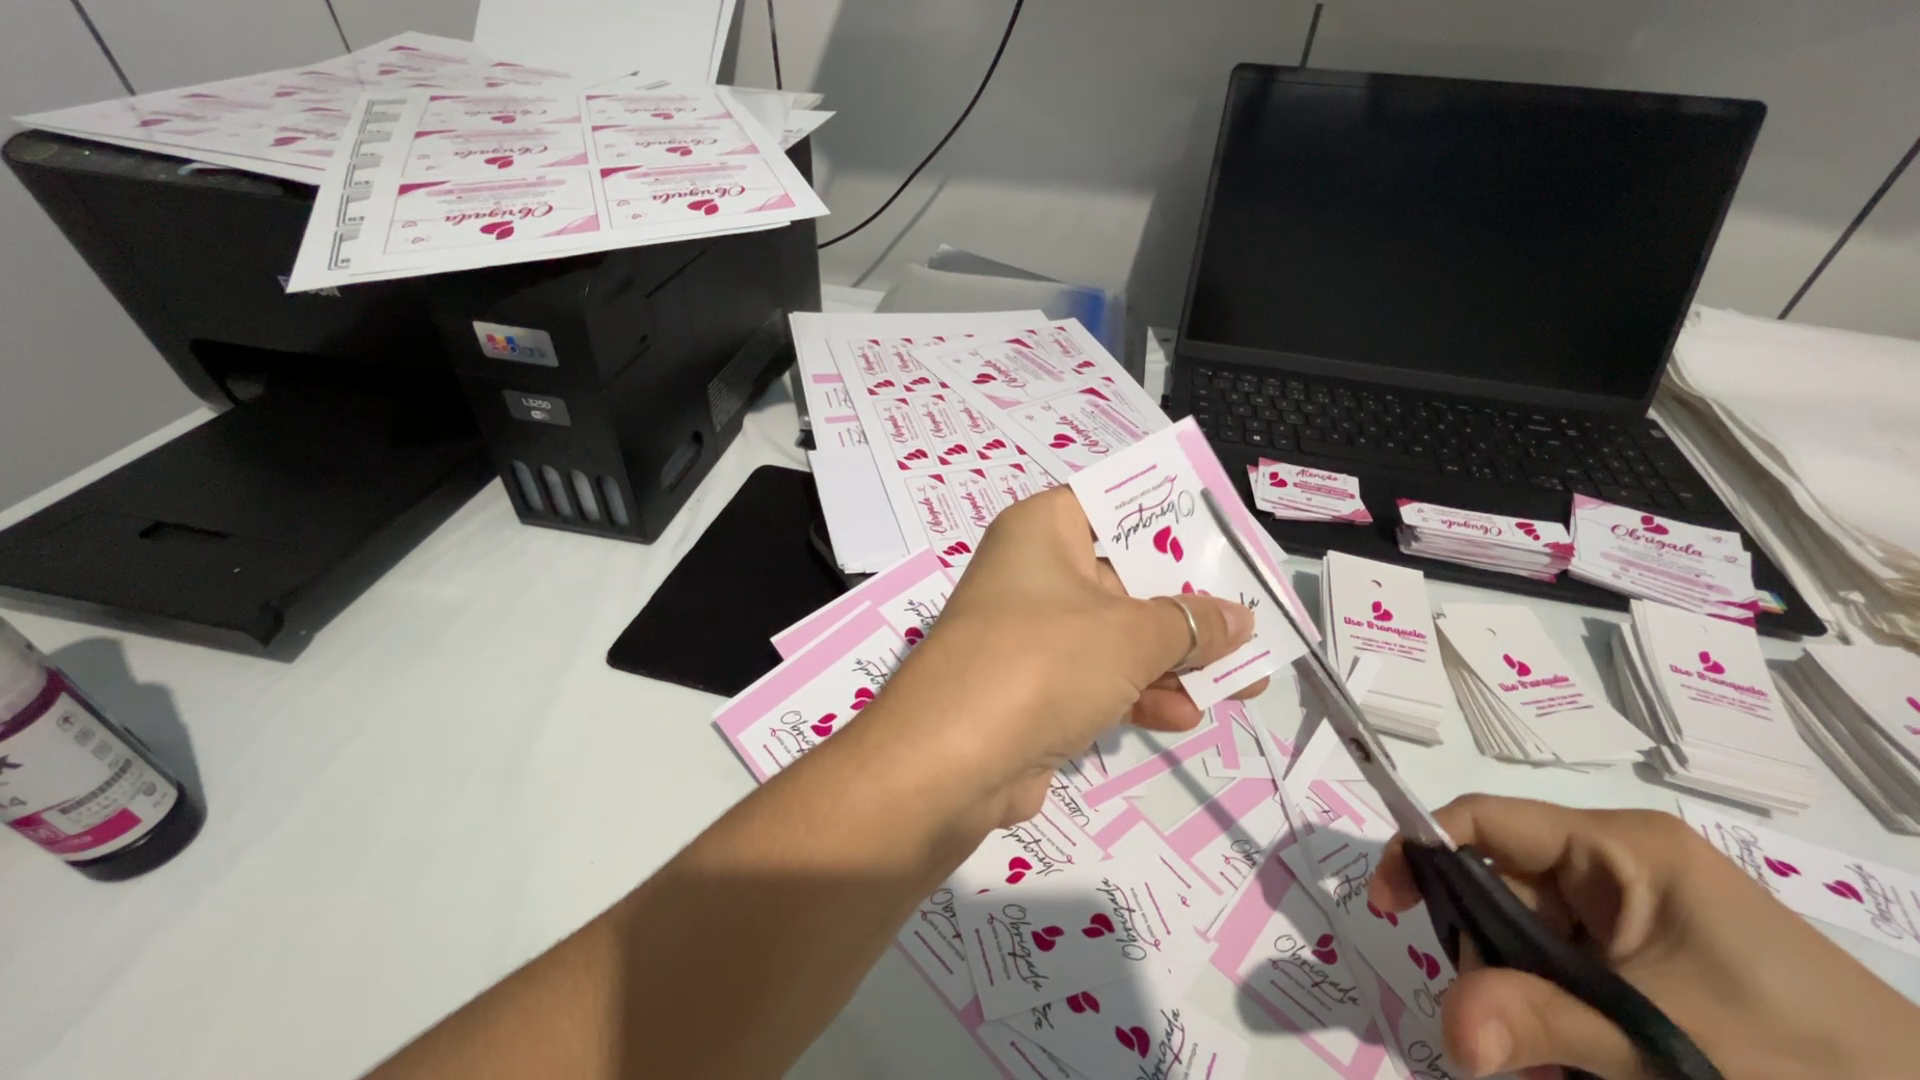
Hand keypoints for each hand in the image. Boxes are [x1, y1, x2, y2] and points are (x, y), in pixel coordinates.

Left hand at [858, 489, 1261, 828]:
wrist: (950, 764)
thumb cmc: (1043, 663)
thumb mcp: (1130, 634)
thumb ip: (1191, 622)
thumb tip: (1237, 618)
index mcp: (1042, 531)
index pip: (1112, 503)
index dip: (1169, 519)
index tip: (1223, 539)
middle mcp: (1032, 575)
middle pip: (1124, 575)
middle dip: (1187, 604)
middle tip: (1249, 620)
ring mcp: (1030, 636)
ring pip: (1117, 636)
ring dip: (1175, 659)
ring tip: (1243, 678)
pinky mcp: (1033, 692)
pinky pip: (1099, 681)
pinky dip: (1141, 695)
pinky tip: (1187, 715)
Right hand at [1369, 795, 1919, 1079]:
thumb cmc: (1810, 1055)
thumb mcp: (1664, 1037)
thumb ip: (1545, 1023)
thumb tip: (1447, 1033)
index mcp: (1618, 848)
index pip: (1484, 821)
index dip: (1423, 851)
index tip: (1387, 907)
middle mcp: (1614, 866)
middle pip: (1496, 889)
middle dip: (1482, 958)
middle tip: (1495, 1034)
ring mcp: (1628, 914)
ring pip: (1523, 940)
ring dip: (1518, 999)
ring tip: (1555, 1065)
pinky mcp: (1642, 960)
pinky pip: (1561, 974)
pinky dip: (1552, 1018)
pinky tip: (1577, 1064)